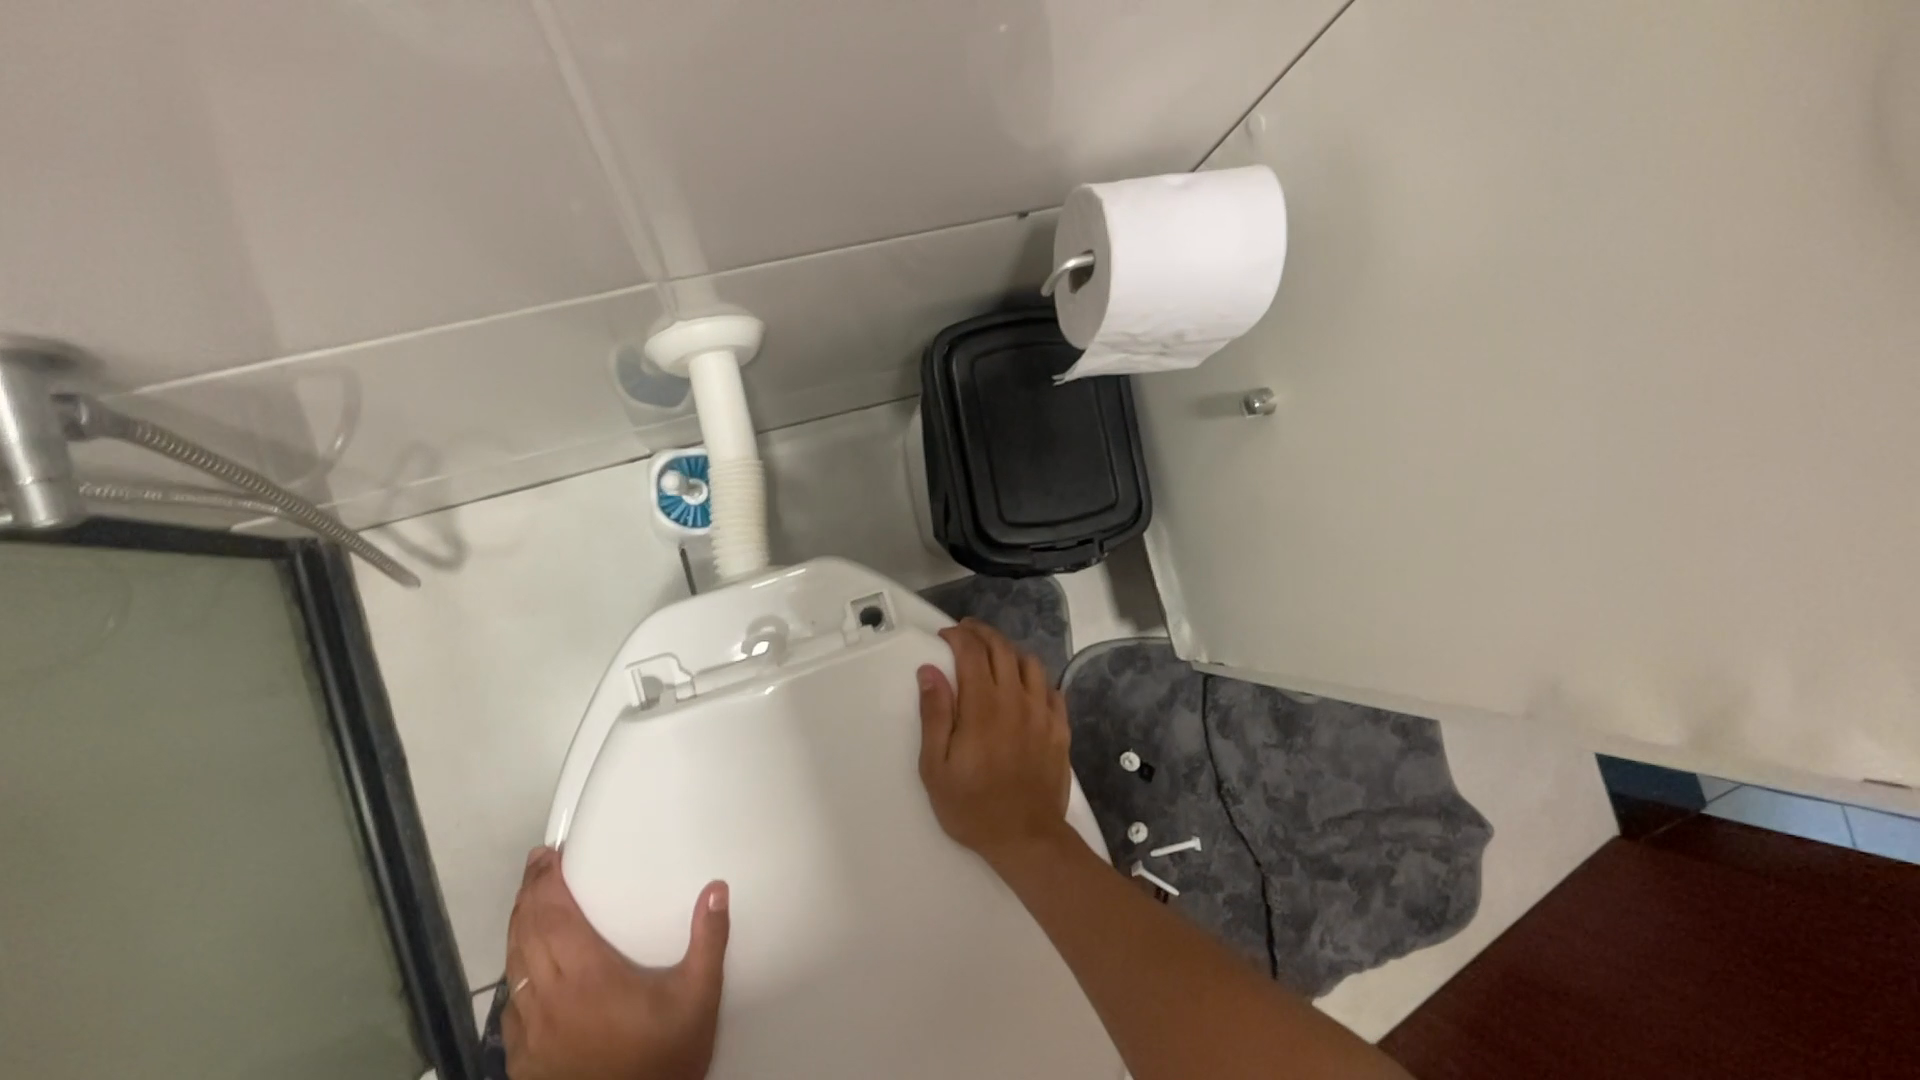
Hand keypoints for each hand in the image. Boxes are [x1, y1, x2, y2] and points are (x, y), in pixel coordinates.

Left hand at [503, 848, 728, 1079]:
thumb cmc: (664, 1060)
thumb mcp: (699, 999)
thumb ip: (708, 941)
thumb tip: (716, 890)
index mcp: (587, 976)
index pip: (552, 916)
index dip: (544, 882)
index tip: (547, 856)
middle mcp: (549, 999)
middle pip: (526, 934)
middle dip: (528, 896)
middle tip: (539, 869)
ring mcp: (530, 1033)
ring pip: (513, 968)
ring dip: (518, 930)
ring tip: (530, 908)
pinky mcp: (524, 1061)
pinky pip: (512, 1004)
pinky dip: (517, 975)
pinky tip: (528, 973)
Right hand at [917, 619, 1073, 863]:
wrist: (1026, 838)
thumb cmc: (972, 807)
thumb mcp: (936, 767)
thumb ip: (934, 715)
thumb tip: (930, 672)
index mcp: (983, 706)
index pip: (972, 652)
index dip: (958, 636)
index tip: (945, 636)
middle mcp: (1016, 700)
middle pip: (1002, 649)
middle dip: (982, 634)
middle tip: (966, 633)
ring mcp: (1043, 713)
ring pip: (1030, 663)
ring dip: (1009, 651)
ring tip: (993, 655)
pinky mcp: (1060, 729)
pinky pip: (1052, 688)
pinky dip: (1035, 678)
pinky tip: (1025, 686)